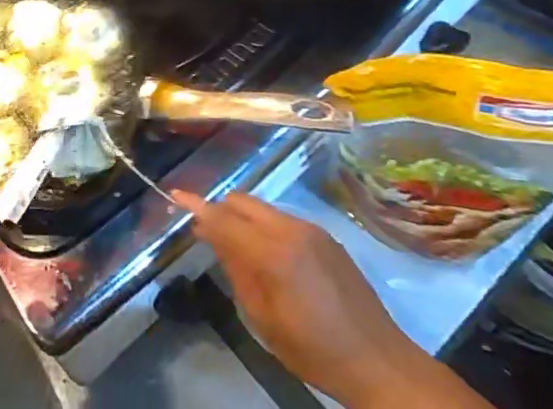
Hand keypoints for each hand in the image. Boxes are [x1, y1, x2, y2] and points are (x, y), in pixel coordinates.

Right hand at [173, 191, 493, 408]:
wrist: (378, 359)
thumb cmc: (314, 350)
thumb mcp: (264, 319)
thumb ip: (236, 271)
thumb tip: (213, 235)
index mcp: (274, 252)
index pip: (225, 219)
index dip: (197, 206)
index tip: (175, 194)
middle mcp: (293, 229)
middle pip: (243, 202)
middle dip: (221, 210)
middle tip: (205, 234)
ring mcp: (313, 229)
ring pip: (264, 209)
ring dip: (244, 219)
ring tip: (237, 250)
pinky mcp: (327, 236)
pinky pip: (284, 219)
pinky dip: (265, 227)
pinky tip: (268, 258)